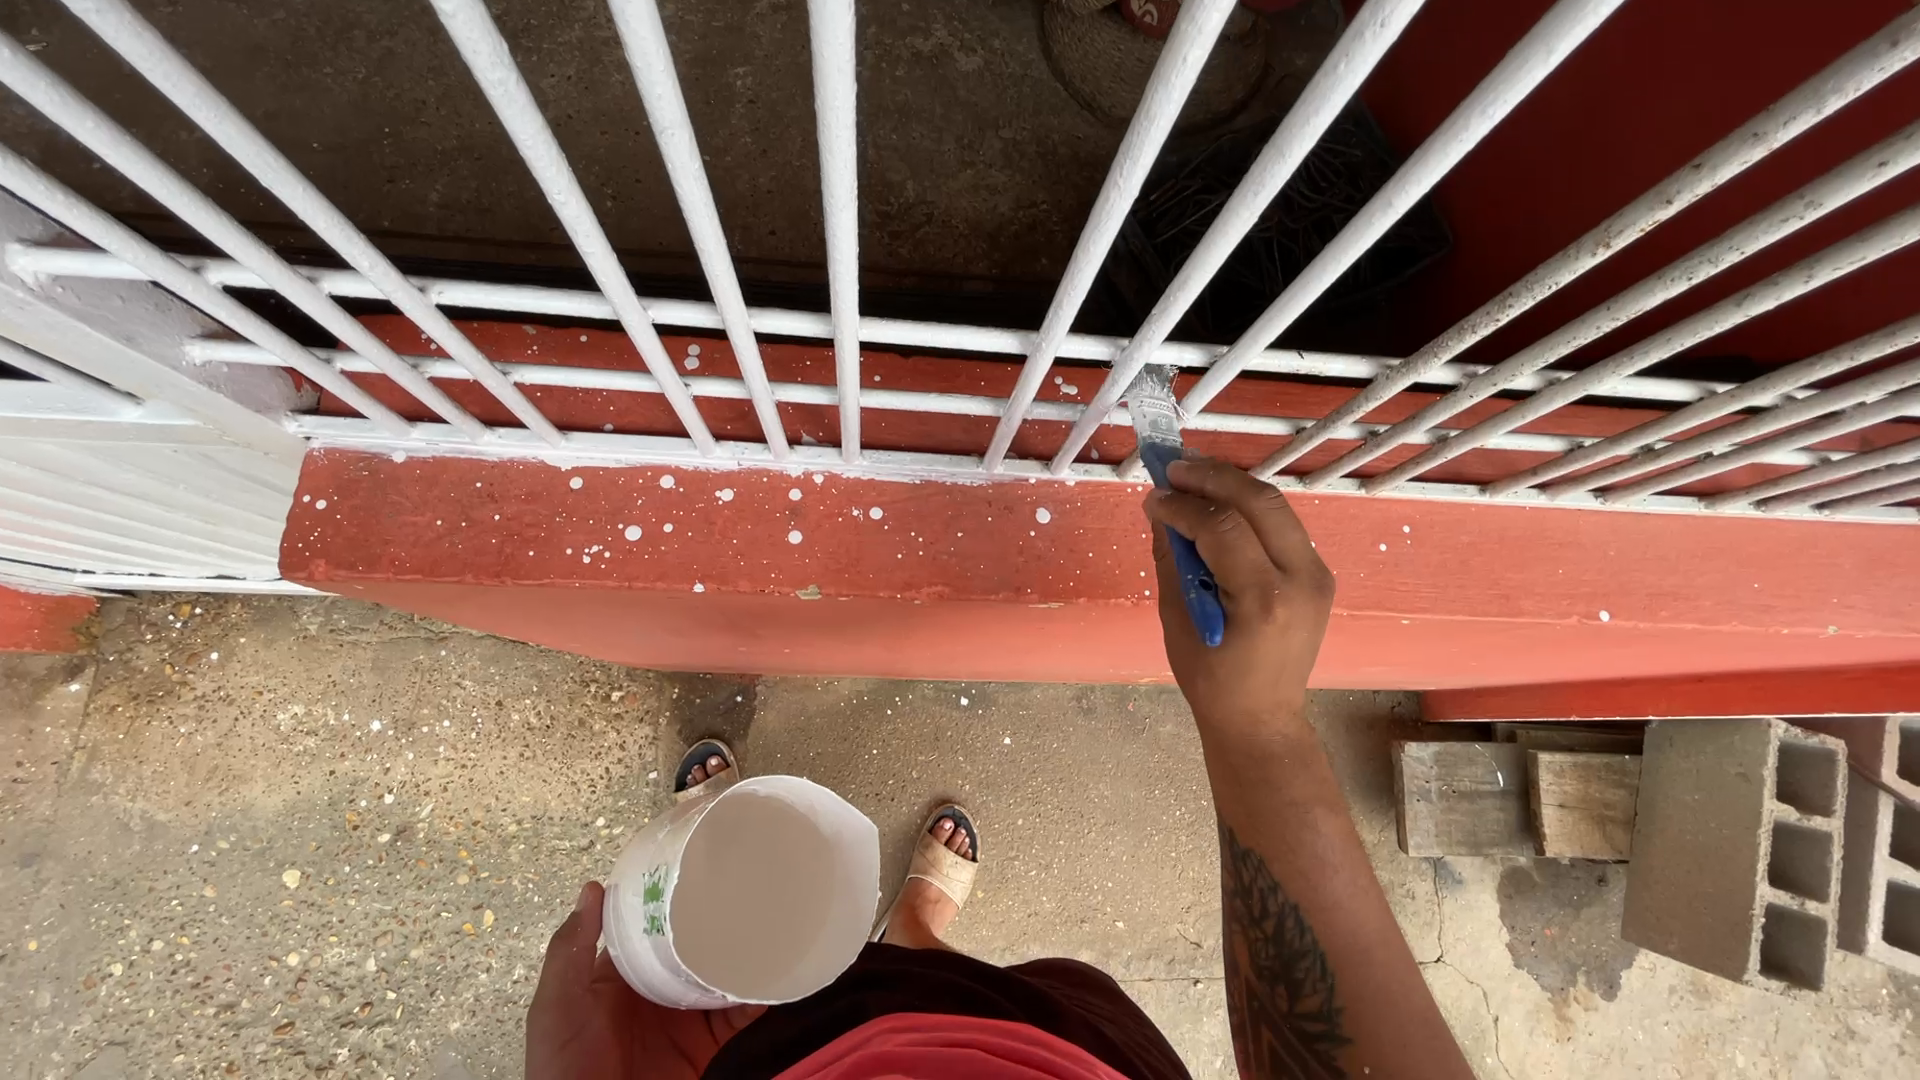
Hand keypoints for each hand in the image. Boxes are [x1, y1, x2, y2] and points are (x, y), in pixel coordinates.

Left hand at [527, 881, 765, 1079]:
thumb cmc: (566, 1068)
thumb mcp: (556, 1008)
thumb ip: (570, 951)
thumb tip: (593, 886)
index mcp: (618, 975)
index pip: (647, 926)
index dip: (669, 897)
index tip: (698, 860)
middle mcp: (655, 988)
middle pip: (691, 944)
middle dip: (717, 918)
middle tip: (748, 884)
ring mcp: (684, 1015)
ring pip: (719, 973)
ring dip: (742, 951)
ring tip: (769, 921)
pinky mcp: (707, 1043)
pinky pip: (737, 1013)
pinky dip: (756, 994)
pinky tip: (770, 973)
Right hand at [1142, 455, 1333, 736]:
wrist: (1261, 716)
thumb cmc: (1210, 680)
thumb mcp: (1178, 621)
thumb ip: (1172, 560)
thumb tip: (1161, 511)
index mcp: (1264, 600)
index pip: (1222, 528)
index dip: (1184, 504)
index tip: (1153, 497)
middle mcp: (1301, 579)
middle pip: (1260, 502)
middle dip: (1213, 477)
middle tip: (1173, 467)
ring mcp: (1318, 574)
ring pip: (1276, 505)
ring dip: (1232, 484)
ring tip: (1192, 474)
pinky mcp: (1319, 574)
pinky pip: (1282, 524)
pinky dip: (1248, 506)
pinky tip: (1218, 500)